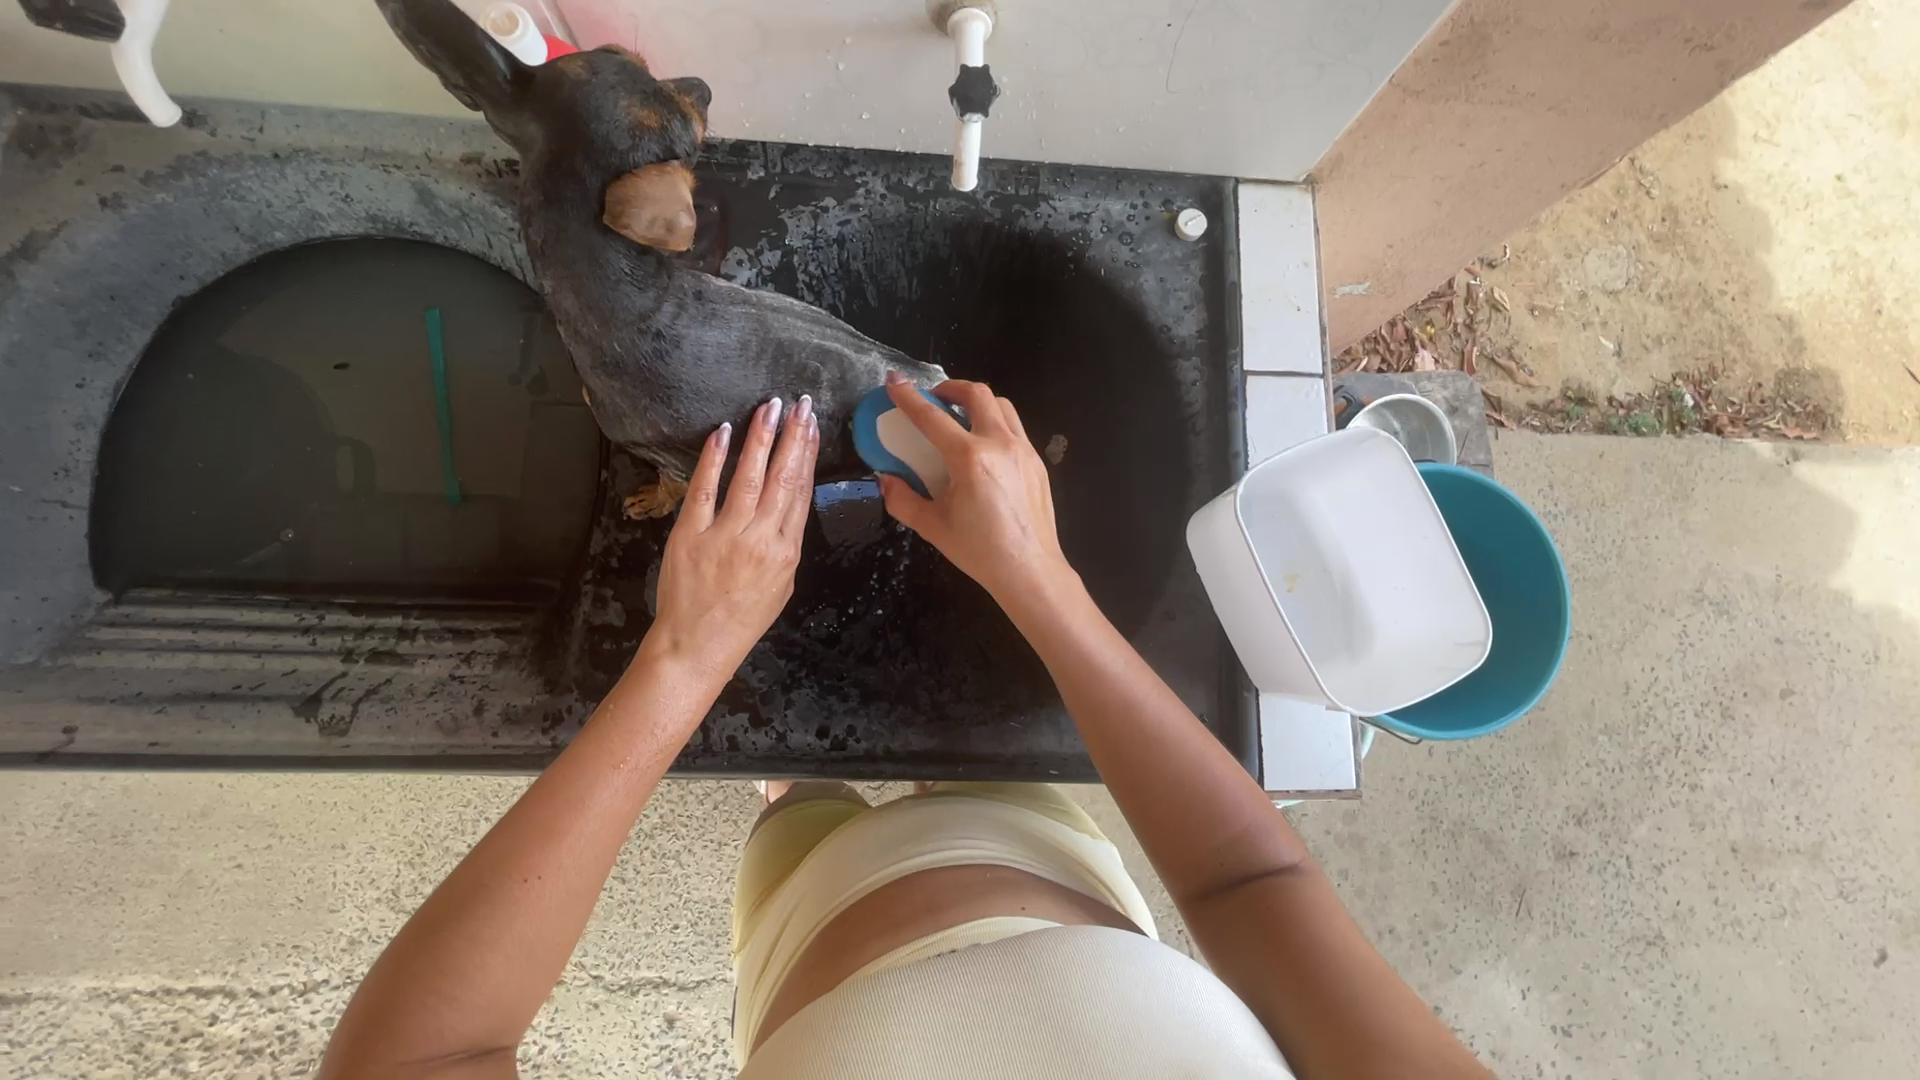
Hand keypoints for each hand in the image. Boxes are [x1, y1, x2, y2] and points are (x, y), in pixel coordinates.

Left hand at [642, 395, 818, 683]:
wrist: (699, 644)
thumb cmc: (744, 617)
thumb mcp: (782, 583)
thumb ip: (787, 542)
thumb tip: (790, 502)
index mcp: (787, 552)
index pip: (801, 492)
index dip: (808, 454)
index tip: (813, 426)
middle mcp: (761, 539)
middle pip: (782, 479)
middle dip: (793, 437)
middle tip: (801, 404)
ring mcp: (725, 535)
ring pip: (749, 478)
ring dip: (761, 439)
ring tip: (770, 408)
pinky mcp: (690, 535)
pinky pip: (704, 490)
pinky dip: (714, 460)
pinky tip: (723, 433)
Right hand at [876, 373, 1074, 604]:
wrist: (1029, 570)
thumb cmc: (979, 551)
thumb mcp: (932, 527)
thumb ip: (903, 499)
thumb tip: (886, 479)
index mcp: (970, 459)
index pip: (933, 417)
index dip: (909, 397)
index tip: (894, 382)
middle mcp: (1000, 445)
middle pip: (977, 394)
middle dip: (951, 388)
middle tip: (935, 398)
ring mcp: (1024, 451)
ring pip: (1002, 406)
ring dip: (978, 402)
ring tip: (960, 416)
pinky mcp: (1037, 463)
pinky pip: (1015, 429)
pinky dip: (996, 423)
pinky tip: (984, 446)